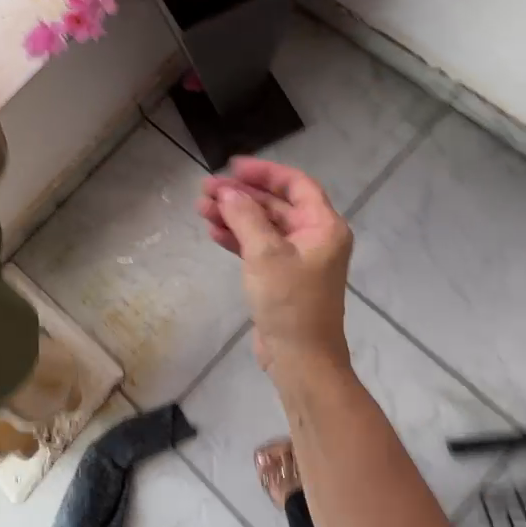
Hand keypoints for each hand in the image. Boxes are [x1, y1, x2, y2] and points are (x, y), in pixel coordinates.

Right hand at [197, 158, 352, 374]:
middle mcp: (315, 238)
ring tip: (202, 208)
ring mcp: (298, 259)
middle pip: (276, 204)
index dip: (265, 172)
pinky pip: (259, 247)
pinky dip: (238, 237)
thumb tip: (229, 192)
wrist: (300, 359)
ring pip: (263, 225)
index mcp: (323, 227)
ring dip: (235, 215)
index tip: (233, 167)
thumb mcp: (265, 254)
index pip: (296, 184)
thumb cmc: (289, 302)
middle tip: (206, 189)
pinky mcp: (282, 277)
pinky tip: (213, 231)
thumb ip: (246, 217)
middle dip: (242, 195)